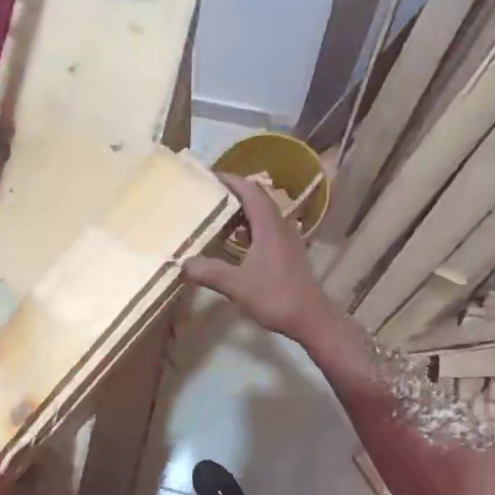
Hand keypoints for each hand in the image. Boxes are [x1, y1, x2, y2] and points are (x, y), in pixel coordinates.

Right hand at [182, 171, 340, 343]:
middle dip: (235, 194)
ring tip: (219, 217)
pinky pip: (269, 232)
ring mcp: (289, 241)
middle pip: (258, 200)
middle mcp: (281, 227)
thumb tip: (182, 265)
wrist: (312, 318)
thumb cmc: (276, 297)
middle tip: (209, 195)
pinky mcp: (291, 255)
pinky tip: (239, 244)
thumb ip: (209, 272)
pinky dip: (252, 230)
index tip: (209, 176)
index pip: (250, 191)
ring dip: (243, 213)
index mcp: (269, 226)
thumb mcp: (237, 285)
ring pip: (264, 217)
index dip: (231, 180)